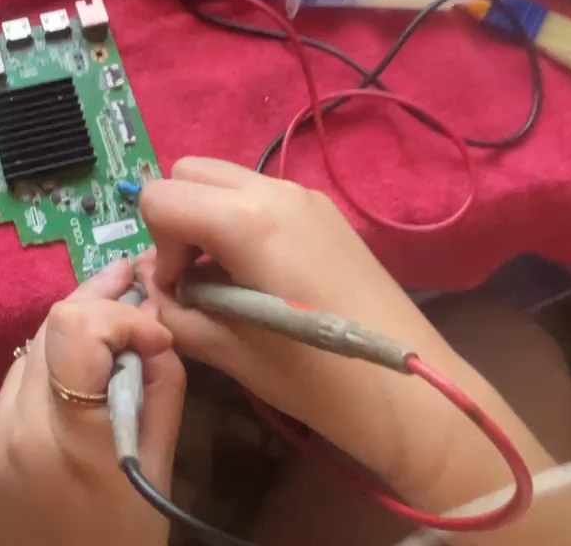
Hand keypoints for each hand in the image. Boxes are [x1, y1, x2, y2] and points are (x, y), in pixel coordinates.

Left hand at [0, 259, 184, 545]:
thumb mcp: (156, 476)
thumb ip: (159, 393)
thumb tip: (152, 327)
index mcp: (68, 438)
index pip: (73, 328)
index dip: (116, 312)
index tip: (152, 332)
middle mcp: (17, 422)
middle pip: (52, 324)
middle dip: (97, 301)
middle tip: (134, 282)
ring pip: (34, 342)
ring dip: (75, 326)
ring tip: (114, 315)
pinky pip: (21, 374)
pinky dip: (54, 360)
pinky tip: (80, 366)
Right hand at [135, 157, 488, 500]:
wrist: (419, 398)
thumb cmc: (320, 383)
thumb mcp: (230, 352)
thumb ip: (174, 310)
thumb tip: (151, 285)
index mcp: (247, 221)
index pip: (160, 198)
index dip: (159, 247)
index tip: (183, 292)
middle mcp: (272, 190)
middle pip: (187, 172)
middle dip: (177, 219)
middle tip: (198, 277)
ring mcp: (302, 194)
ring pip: (222, 177)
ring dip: (206, 215)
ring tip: (228, 276)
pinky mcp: (322, 208)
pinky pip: (257, 192)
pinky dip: (238, 217)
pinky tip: (261, 272)